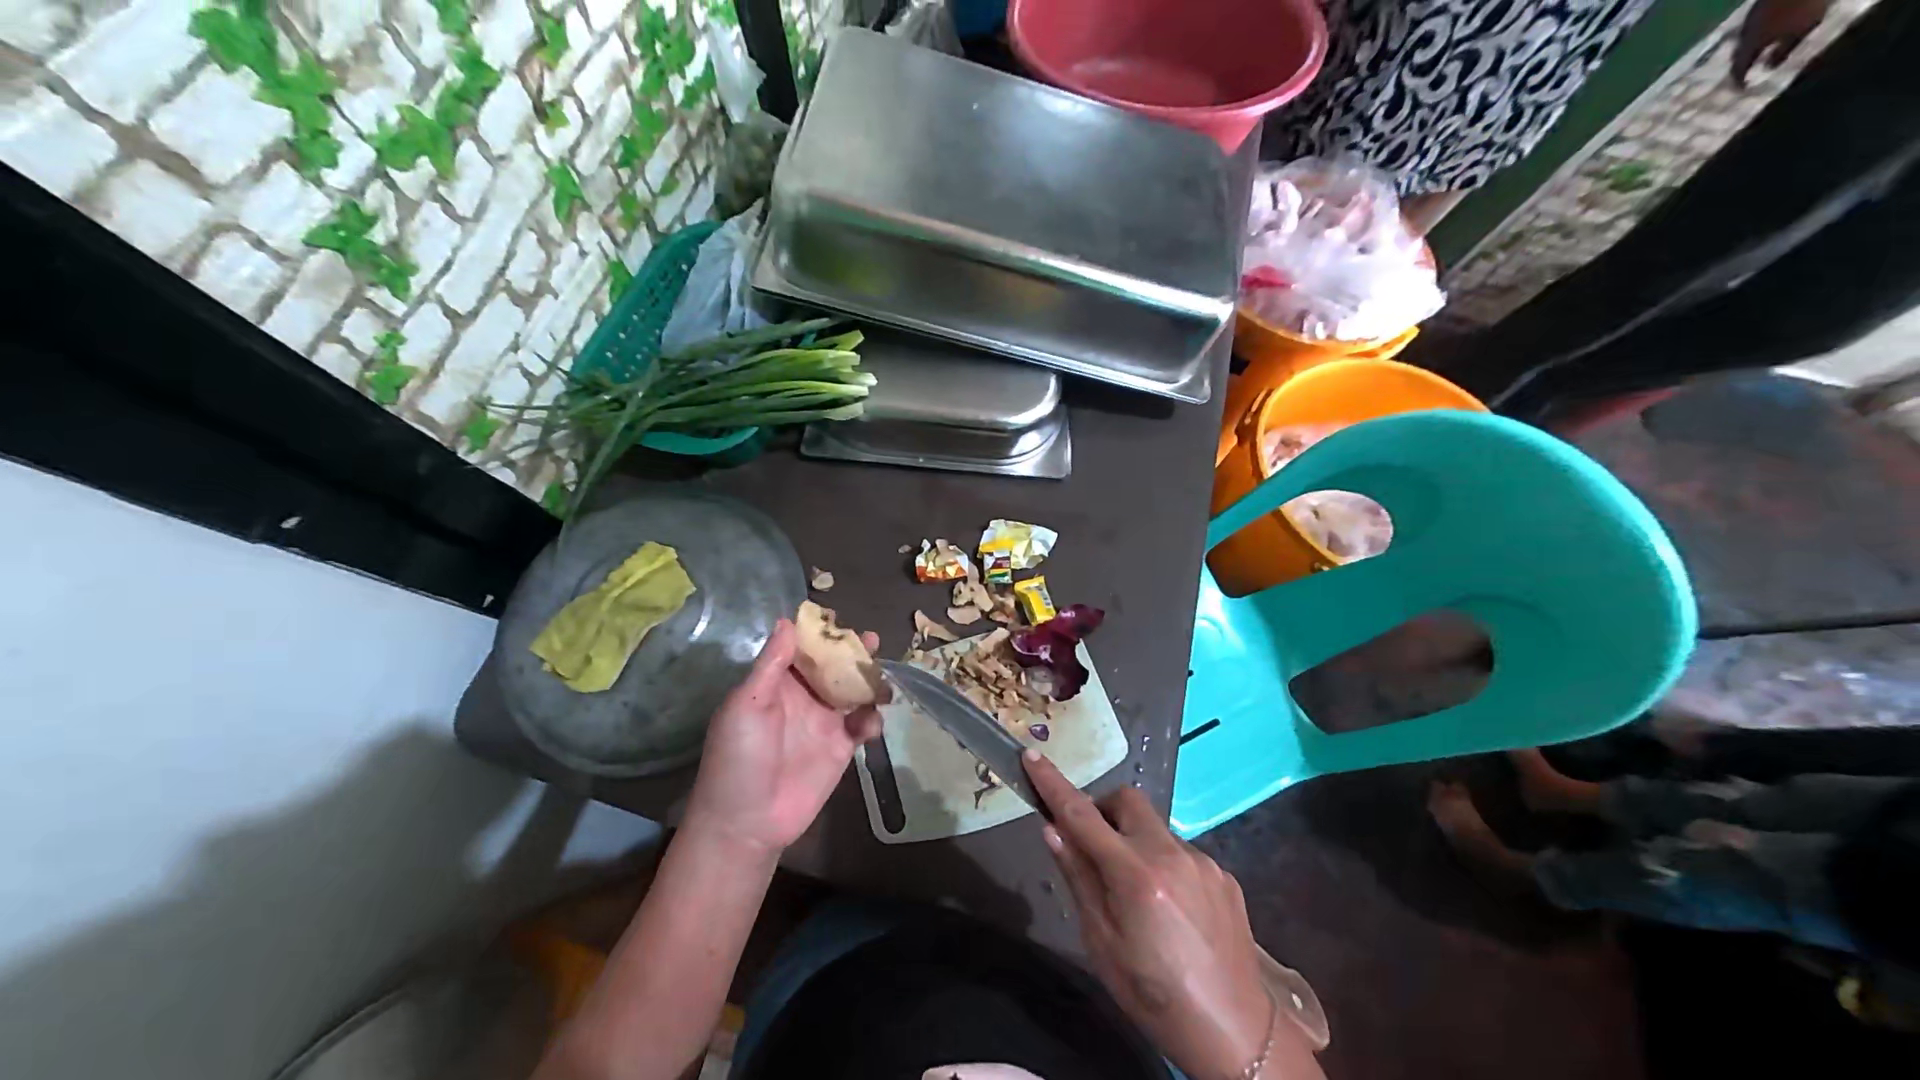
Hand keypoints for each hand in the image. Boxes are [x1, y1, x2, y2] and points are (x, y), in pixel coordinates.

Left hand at [682, 619, 881, 858]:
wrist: (747, 822)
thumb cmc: (738, 758)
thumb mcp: (747, 705)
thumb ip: (771, 665)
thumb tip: (787, 621)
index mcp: (778, 683)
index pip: (803, 649)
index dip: (820, 633)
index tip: (839, 618)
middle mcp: (804, 697)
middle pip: (834, 666)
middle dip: (852, 652)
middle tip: (871, 639)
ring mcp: (825, 721)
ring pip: (854, 691)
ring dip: (868, 680)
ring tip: (880, 676)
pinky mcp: (842, 747)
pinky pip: (864, 723)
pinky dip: (872, 717)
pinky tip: (870, 720)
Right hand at [1025, 753, 1320, 1079]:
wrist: (1236, 1033)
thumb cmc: (1153, 996)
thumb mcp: (1101, 944)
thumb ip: (1078, 879)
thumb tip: (1053, 830)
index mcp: (1136, 875)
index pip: (1083, 816)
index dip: (1054, 784)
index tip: (1033, 758)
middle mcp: (1172, 854)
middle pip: (1127, 800)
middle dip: (1103, 810)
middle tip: (1092, 845)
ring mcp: (1203, 862)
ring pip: (1155, 827)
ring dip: (1134, 841)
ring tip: (1137, 896)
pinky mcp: (1224, 874)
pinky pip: (1181, 852)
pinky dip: (1163, 863)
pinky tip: (1170, 910)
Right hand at [1733, 0, 1831, 87]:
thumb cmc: (1804, 6)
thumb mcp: (1800, 32)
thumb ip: (1782, 52)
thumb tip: (1768, 68)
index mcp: (1750, 45)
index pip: (1738, 70)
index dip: (1739, 82)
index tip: (1742, 89)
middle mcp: (1744, 34)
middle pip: (1739, 53)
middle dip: (1742, 63)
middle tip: (1747, 70)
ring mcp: (1750, 18)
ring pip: (1745, 38)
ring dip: (1749, 47)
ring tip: (1758, 50)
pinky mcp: (1760, 5)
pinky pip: (1754, 25)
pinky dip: (1758, 33)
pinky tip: (1768, 30)